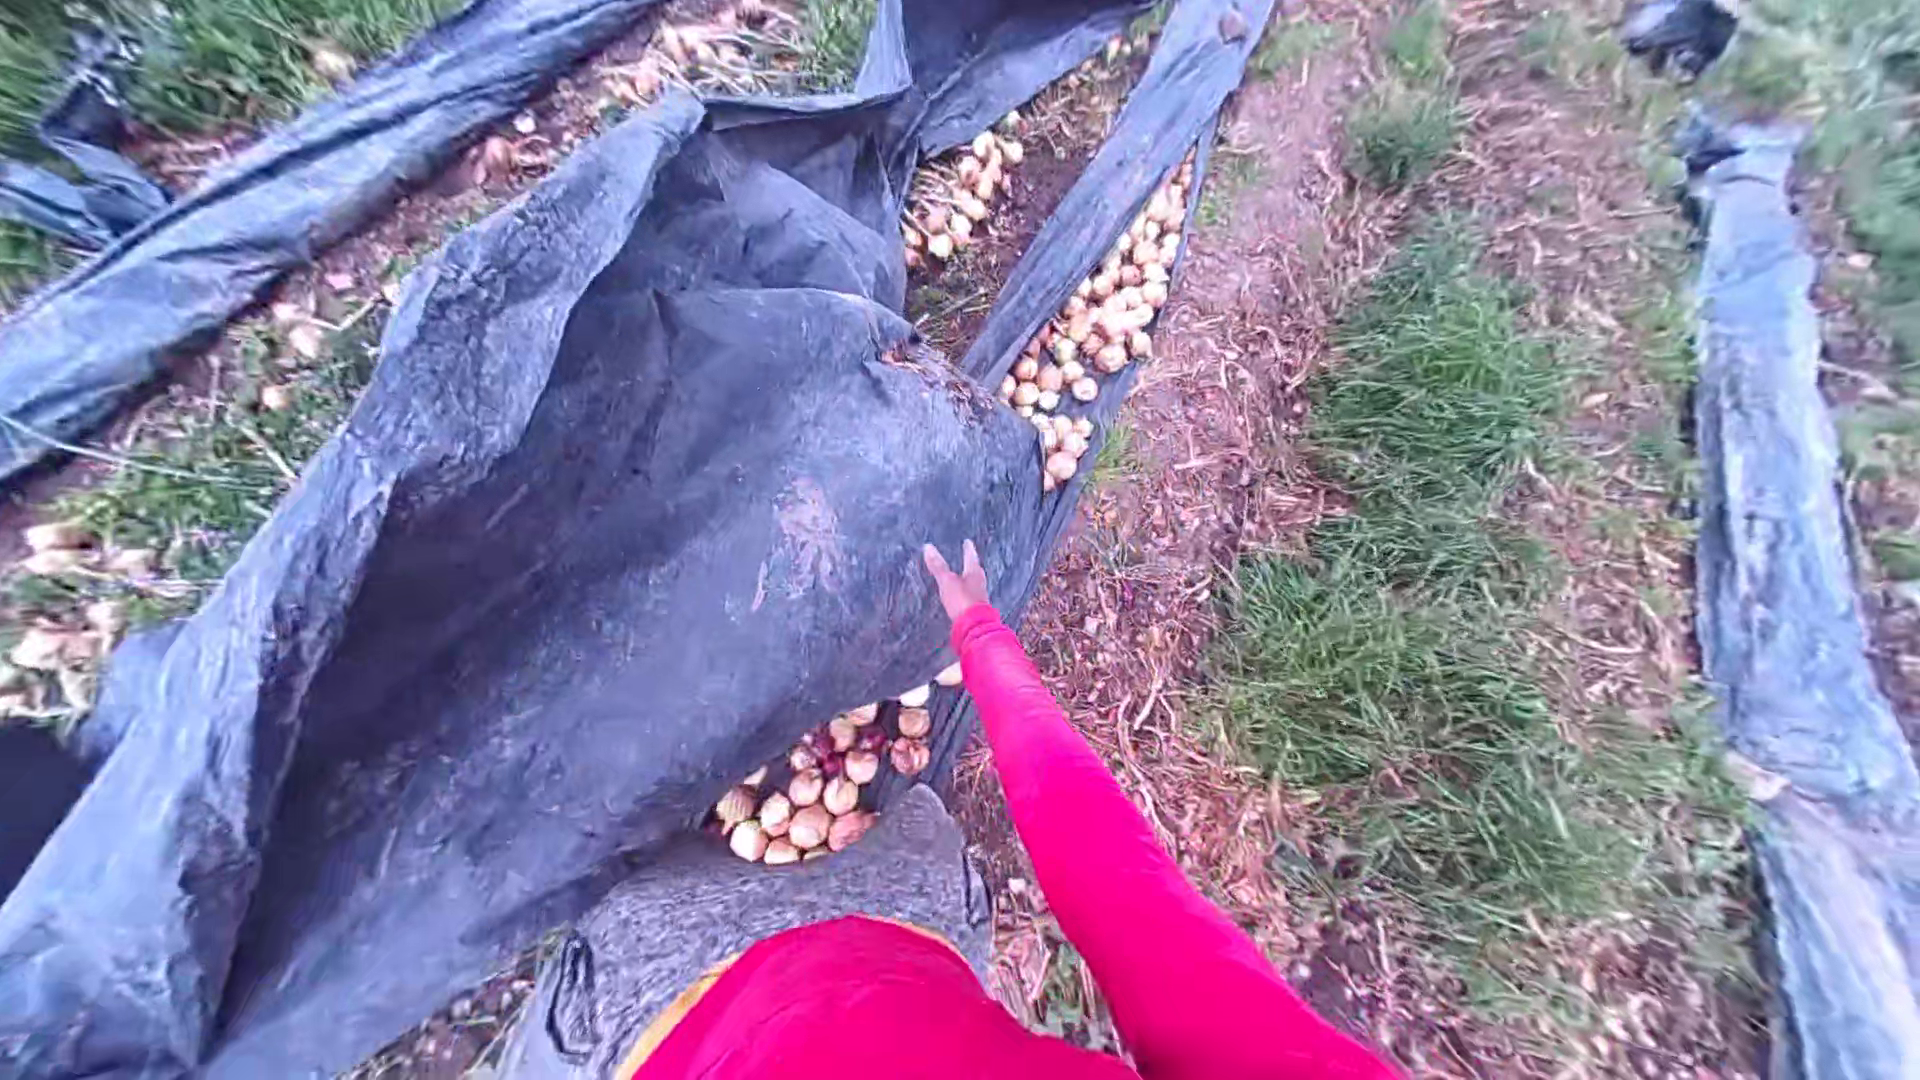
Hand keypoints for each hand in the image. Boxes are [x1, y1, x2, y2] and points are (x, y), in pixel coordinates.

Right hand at [922, 540, 989, 621]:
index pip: (971, 557)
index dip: (968, 549)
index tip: (968, 542)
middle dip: (971, 563)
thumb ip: (937, 566)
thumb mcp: (946, 581)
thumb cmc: (962, 600)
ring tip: (965, 575)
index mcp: (974, 573)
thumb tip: (928, 547)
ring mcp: (979, 596)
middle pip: (975, 570)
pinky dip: (967, 591)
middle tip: (969, 557)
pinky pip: (971, 595)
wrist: (973, 626)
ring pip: (975, 582)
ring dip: (970, 578)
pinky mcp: (975, 609)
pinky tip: (963, 595)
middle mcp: (980, 583)